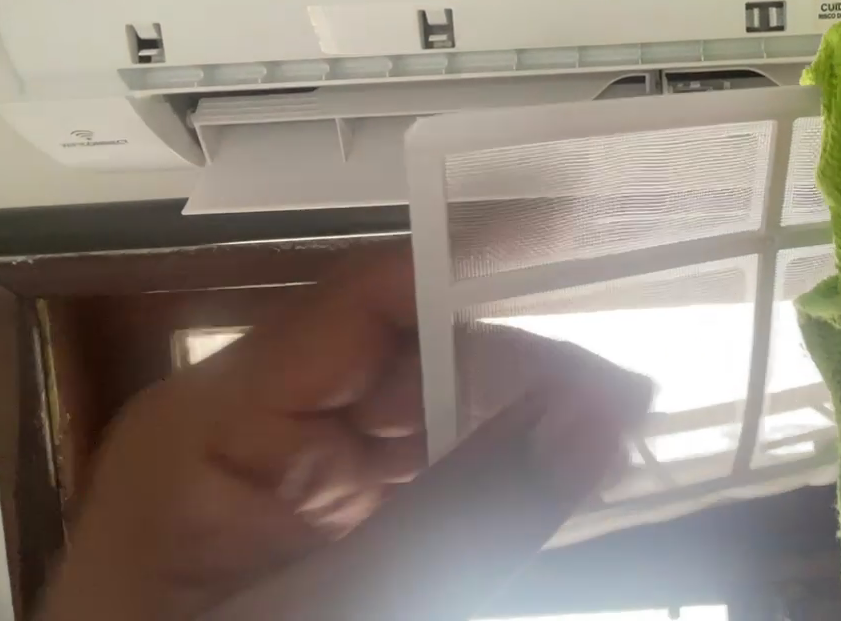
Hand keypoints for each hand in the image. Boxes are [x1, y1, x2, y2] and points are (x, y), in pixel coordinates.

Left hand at [38, 247, 651, 620]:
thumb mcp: (342, 609)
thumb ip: (472, 510)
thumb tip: (603, 412)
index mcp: (215, 417)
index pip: (367, 299)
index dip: (473, 267)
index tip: (580, 254)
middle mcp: (253, 422)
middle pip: (412, 356)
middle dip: (521, 374)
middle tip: (625, 401)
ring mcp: (288, 475)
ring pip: (427, 415)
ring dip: (515, 427)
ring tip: (611, 438)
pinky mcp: (320, 523)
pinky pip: (421, 472)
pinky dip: (486, 477)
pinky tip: (551, 479)